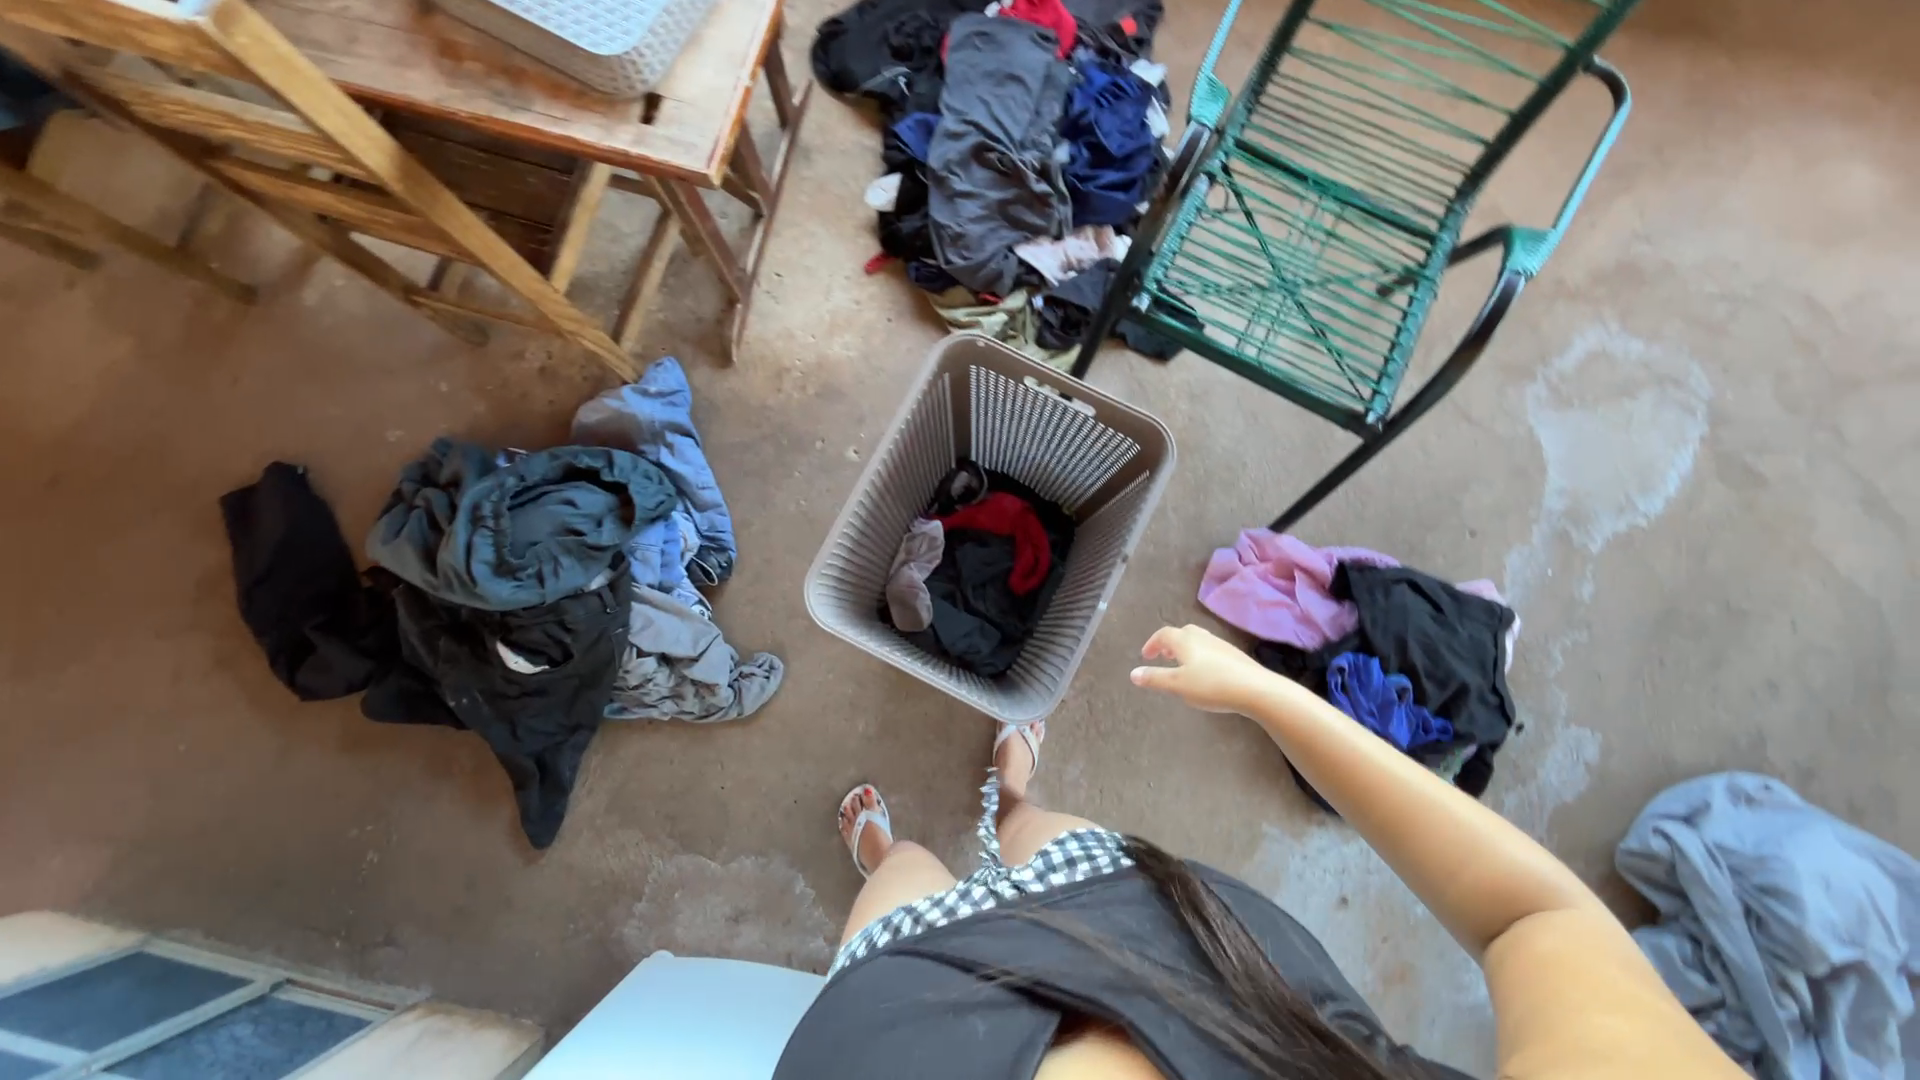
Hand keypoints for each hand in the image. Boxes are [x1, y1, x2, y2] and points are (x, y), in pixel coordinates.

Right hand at [1130, 624, 1277, 713]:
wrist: (1256, 689)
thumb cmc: (1211, 685)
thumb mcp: (1177, 685)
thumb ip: (1154, 679)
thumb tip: (1132, 674)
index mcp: (1185, 641)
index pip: (1164, 635)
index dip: (1152, 644)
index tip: (1146, 656)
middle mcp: (1202, 638)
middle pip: (1183, 632)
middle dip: (1171, 643)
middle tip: (1165, 656)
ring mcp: (1221, 645)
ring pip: (1199, 640)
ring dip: (1186, 649)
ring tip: (1183, 666)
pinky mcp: (1235, 656)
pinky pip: (1211, 650)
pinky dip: (1201, 656)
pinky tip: (1206, 674)